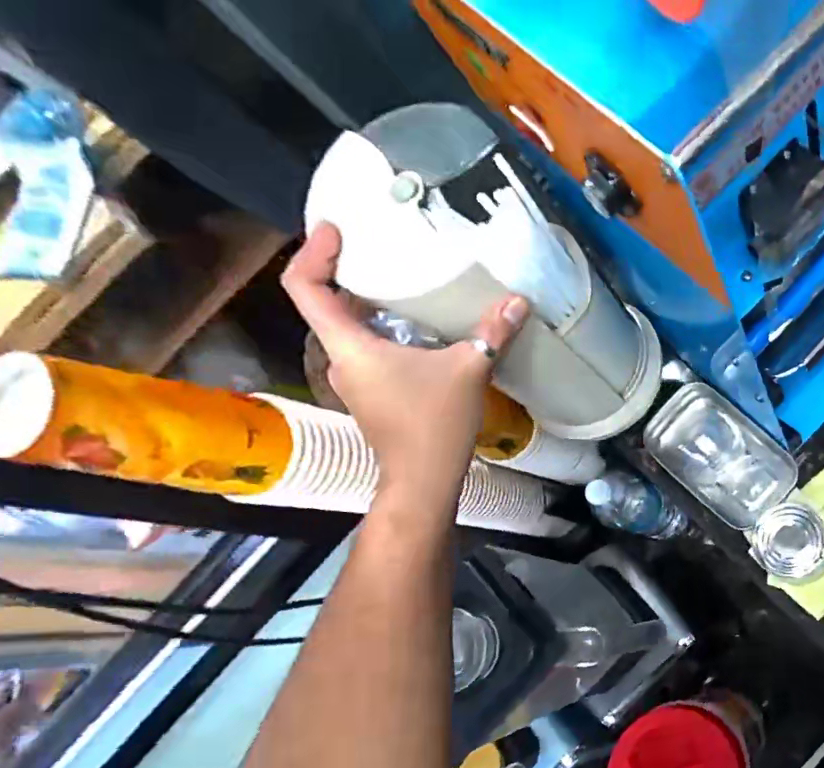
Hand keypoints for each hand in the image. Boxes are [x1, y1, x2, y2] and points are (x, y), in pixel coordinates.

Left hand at [280, 223, 529, 506]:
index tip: (334, 231)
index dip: (313, 252)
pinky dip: (386, 338)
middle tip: (381, 255)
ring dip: (373, 312)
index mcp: (348, 345)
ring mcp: (355, 383)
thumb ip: (492, 334)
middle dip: (351, 279)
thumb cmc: (434, 423)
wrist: (425, 480)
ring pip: (352, 334)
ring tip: (406, 292)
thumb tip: (518, 302)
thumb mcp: (468, 371)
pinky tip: (421, 338)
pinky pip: (370, 355)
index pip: (305, 286)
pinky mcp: (372, 399)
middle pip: (328, 308)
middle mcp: (340, 360)